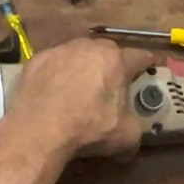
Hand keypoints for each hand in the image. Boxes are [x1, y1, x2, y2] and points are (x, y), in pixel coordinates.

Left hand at [0, 38, 157, 158]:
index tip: (147, 71)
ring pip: (79, 54)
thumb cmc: (88, 128)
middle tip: (111, 84)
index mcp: (116, 61)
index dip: (146, 64)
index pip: (140, 56)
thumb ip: (135, 127)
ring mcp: (60, 50)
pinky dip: (58, 73)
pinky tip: (54, 91)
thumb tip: (132, 134)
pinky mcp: (36, 60)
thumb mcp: (126, 136)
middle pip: (108, 51)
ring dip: (84, 66)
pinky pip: (54, 63)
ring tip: (80, 87)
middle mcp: (89, 48)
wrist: (38, 129)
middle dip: (112, 64)